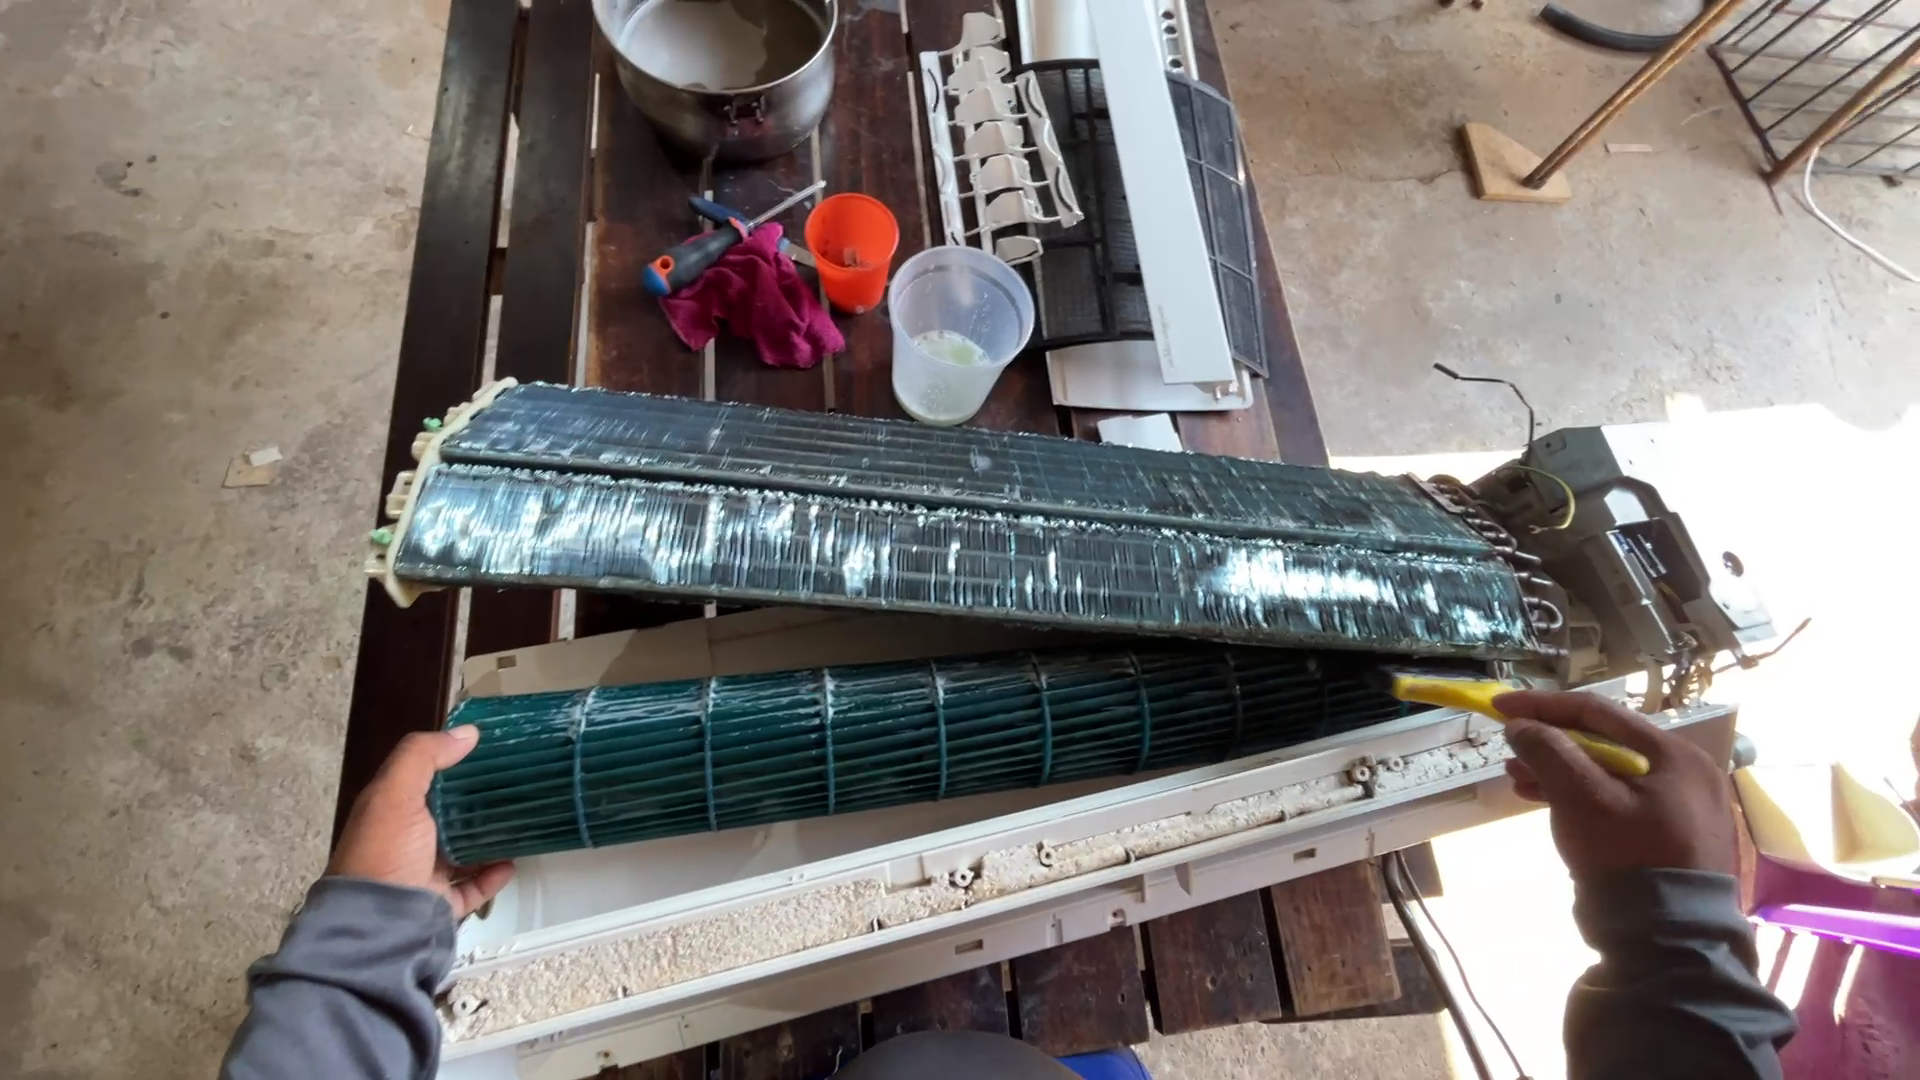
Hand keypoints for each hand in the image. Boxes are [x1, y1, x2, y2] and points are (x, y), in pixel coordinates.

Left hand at [328, 725, 513, 917]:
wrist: (377, 931)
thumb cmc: (383, 857)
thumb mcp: (393, 796)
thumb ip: (422, 757)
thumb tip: (467, 733)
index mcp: (393, 814)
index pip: (428, 781)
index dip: (458, 763)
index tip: (495, 749)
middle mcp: (408, 843)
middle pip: (453, 815)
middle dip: (483, 800)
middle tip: (520, 783)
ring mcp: (426, 876)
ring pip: (468, 849)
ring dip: (494, 836)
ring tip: (523, 820)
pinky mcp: (444, 902)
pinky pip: (477, 884)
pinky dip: (496, 873)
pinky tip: (513, 860)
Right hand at [1495, 690, 1735, 876]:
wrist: (1666, 933)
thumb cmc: (1625, 851)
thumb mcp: (1579, 794)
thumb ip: (1546, 749)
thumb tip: (1519, 724)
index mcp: (1674, 755)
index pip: (1596, 711)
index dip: (1540, 704)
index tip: (1497, 705)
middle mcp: (1683, 771)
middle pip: (1599, 738)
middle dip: (1545, 740)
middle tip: (1507, 745)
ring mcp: (1677, 802)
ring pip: (1600, 767)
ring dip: (1553, 766)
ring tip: (1515, 776)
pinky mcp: (1664, 829)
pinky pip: (1609, 793)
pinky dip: (1570, 790)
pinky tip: (1536, 796)